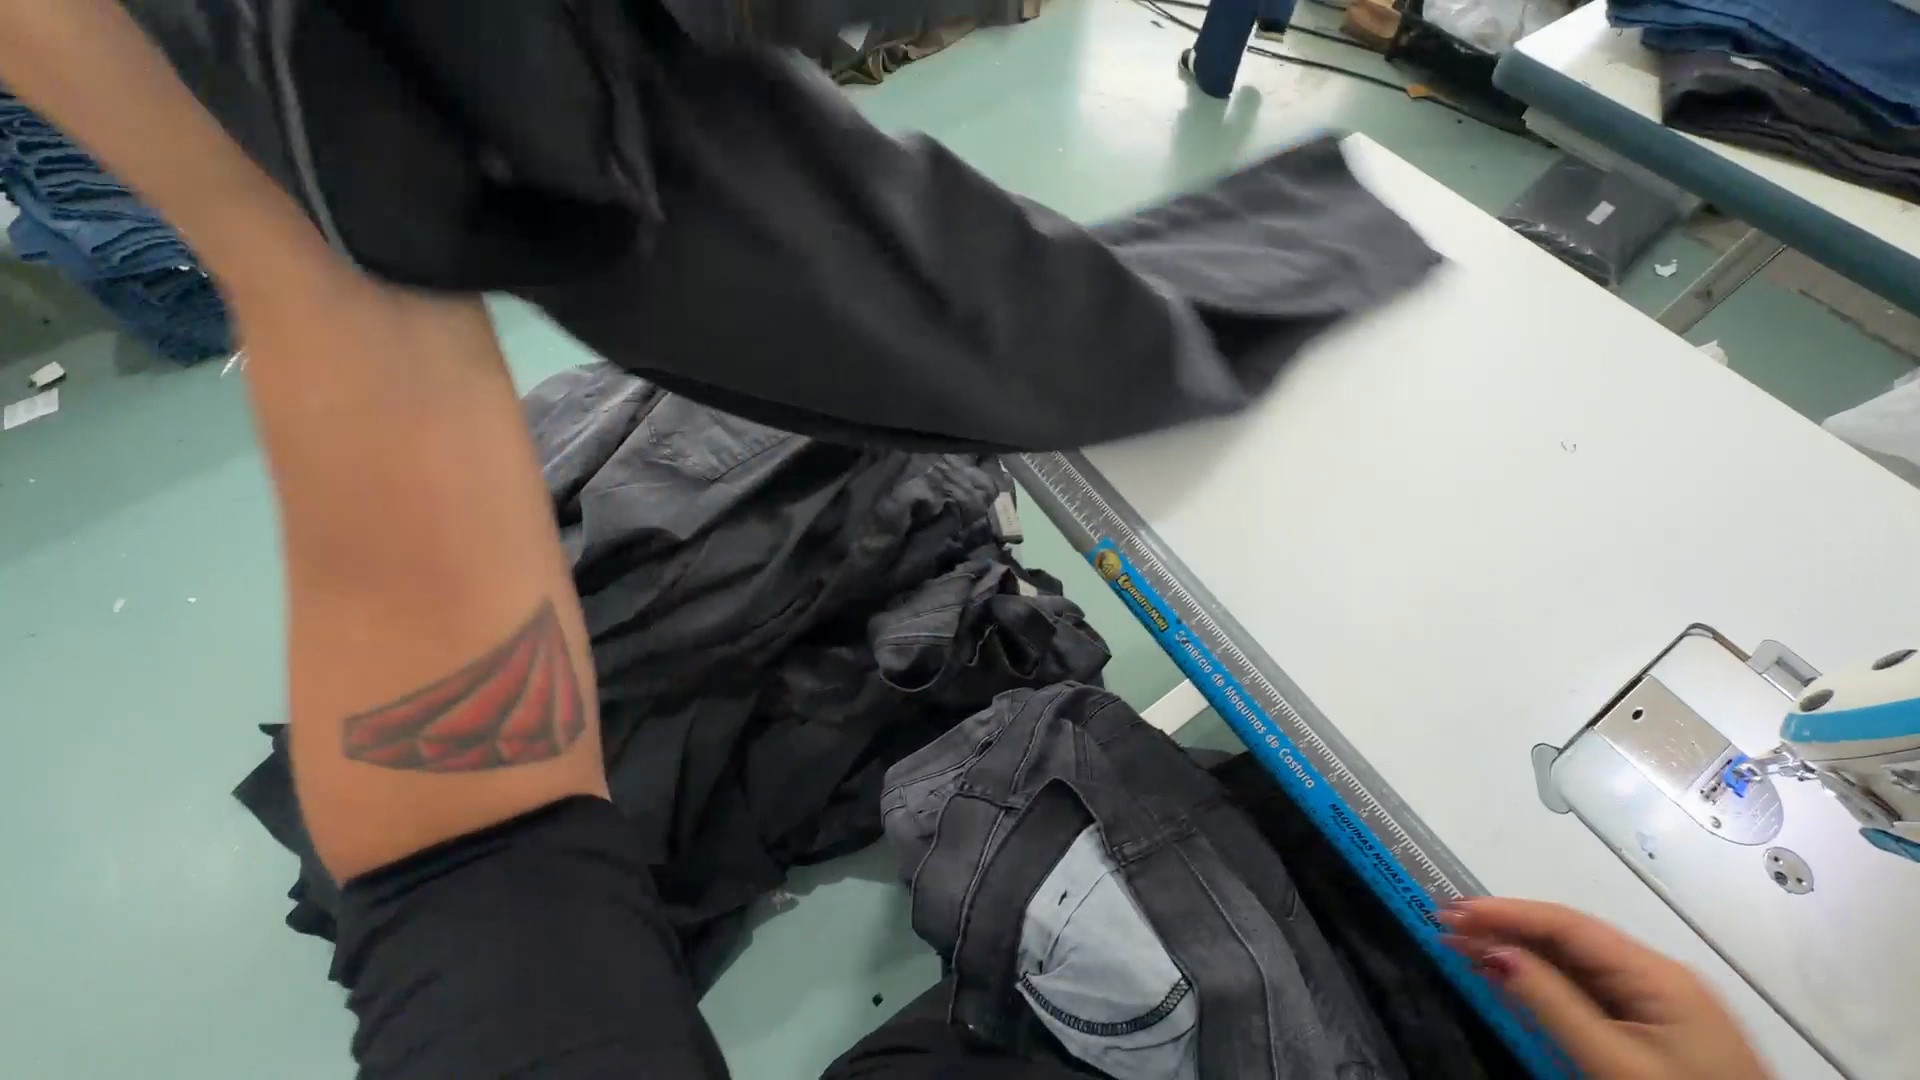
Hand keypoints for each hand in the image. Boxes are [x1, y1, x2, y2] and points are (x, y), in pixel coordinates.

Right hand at [1441, 898, 1770, 1079]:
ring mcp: (1660, 999)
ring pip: (1575, 959)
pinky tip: (1509, 971)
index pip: (1567, 924)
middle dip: (1505, 926)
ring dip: (1517, 948)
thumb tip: (1491, 948)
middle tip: (1445, 924)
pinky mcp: (1655, 1023)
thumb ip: (1550, 1002)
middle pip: (1569, 936)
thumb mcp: (1612, 1062)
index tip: (1451, 909)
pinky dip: (1543, 975)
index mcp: (1658, 974)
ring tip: (1463, 943)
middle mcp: (1659, 974)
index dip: (1505, 911)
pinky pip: (1588, 985)